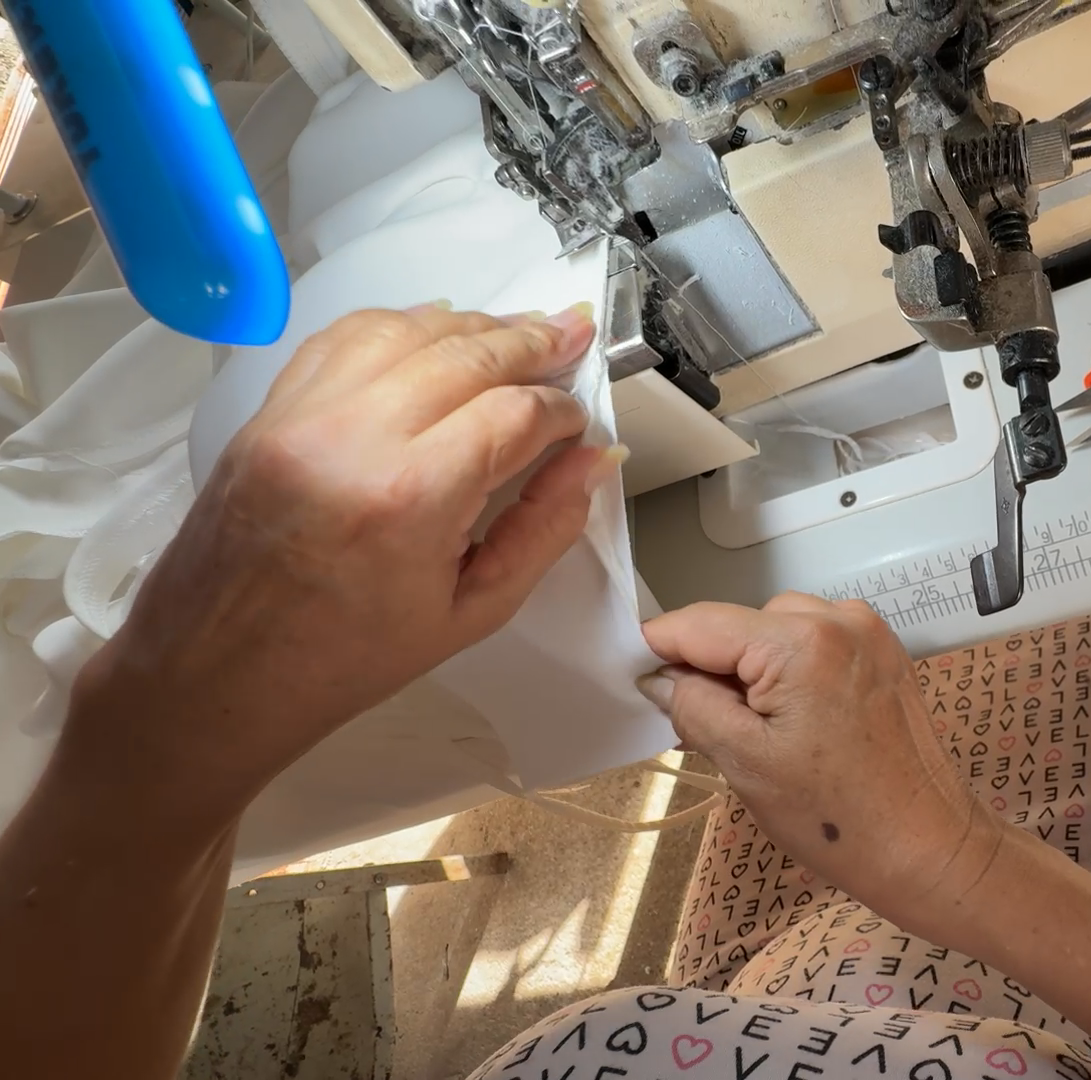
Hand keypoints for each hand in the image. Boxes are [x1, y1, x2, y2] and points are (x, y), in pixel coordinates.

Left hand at [63, 304, 618, 819]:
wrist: (214, 673)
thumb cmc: (356, 654)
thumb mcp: (480, 608)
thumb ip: (548, 527)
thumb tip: (596, 461)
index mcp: (410, 497)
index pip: (513, 413)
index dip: (563, 410)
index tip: (582, 427)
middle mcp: (350, 438)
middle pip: (465, 354)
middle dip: (534, 341)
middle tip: (577, 333)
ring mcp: (299, 416)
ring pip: (406, 331)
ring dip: (476, 324)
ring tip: (524, 329)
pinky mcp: (269, 412)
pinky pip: (346, 338)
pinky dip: (406, 323)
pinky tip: (444, 329)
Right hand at [640, 594, 1008, 932]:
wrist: (926, 842)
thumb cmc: (833, 817)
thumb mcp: (745, 763)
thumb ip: (694, 705)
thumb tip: (661, 675)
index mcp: (801, 641)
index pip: (702, 623)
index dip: (660, 647)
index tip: (635, 677)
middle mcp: (839, 617)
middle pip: (743, 624)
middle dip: (716, 666)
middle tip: (710, 726)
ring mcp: (868, 630)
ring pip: (779, 628)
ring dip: (756, 665)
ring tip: (760, 726)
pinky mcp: (884, 649)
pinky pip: (817, 639)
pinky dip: (794, 665)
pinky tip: (798, 715)